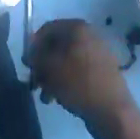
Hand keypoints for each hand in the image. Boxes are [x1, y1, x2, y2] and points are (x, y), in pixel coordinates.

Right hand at [29, 19, 138, 136]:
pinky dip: (64, 82)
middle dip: (42, 64)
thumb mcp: (50, 67)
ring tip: (45, 96)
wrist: (112, 111)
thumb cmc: (78, 83)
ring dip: (51, 77)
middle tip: (34, 82)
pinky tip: (57, 98)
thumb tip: (31, 53)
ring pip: (64, 61)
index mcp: (77, 27)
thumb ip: (36, 56)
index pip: (47, 29)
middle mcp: (88, 35)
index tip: (27, 64)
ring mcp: (96, 53)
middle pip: (56, 46)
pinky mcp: (100, 71)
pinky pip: (76, 71)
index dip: (33, 45)